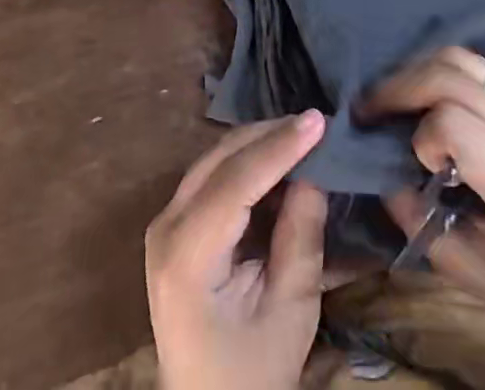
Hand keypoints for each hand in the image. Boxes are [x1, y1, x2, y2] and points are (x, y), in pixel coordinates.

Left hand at [145, 111, 327, 389]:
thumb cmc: (252, 368)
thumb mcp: (290, 309)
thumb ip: (301, 236)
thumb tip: (315, 172)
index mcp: (187, 257)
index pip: (235, 182)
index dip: (279, 147)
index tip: (319, 120)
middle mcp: (166, 228)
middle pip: (219, 160)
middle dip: (270, 135)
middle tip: (318, 123)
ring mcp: (165, 223)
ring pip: (214, 160)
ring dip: (259, 143)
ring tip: (304, 134)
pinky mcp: (175, 224)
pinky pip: (213, 176)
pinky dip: (248, 161)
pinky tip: (280, 158)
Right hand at [362, 49, 484, 388]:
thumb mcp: (467, 270)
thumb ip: (416, 219)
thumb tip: (382, 173)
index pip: (453, 120)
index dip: (422, 137)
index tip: (419, 167)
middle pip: (454, 75)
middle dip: (401, 87)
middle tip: (369, 111)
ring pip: (467, 60)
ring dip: (420, 71)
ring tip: (393, 98)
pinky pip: (481, 69)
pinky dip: (444, 71)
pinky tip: (426, 97)